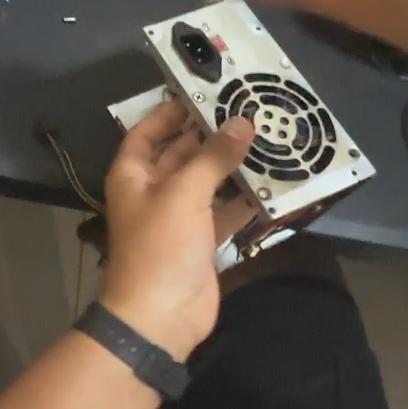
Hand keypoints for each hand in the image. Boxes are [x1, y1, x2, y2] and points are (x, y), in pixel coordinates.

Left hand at [100, 101, 254, 360]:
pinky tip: (273, 184)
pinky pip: (224, 211)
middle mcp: (153, 190)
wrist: (159, 317)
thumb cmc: (160, 247)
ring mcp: (177, 216)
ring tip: (268, 139)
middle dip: (211, 135)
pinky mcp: (201, 240)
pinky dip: (244, 200)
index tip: (202, 91)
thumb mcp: (184, 194)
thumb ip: (213, 157)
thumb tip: (241, 122)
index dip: (170, 111)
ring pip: (207, 181)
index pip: (147, 131)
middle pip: (181, 153)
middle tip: (248, 111)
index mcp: (133, 174)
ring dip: (232, 165)